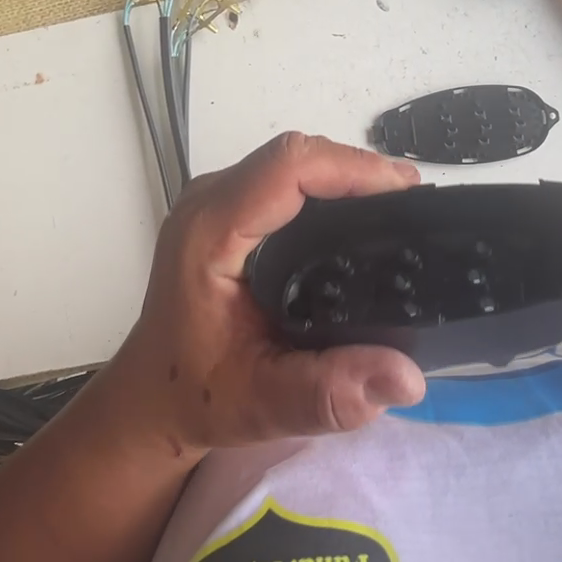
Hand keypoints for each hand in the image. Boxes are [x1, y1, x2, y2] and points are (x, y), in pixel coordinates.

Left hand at [103, 133, 426, 457]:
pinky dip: (323, 186)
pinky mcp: (223, 208)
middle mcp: (206, 203)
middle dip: (356, 170)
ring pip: (287, 161)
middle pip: (291, 156)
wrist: (152, 395)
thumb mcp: (262, 404)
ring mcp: (212, 201)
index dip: (350, 168)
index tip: (403, 191)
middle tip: (410, 203)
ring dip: (342, 174)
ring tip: (393, 205)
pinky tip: (355, 214)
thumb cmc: (196, 395)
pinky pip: (279, 176)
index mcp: (208, 235)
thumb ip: (329, 394)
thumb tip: (406, 376)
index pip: (285, 169)